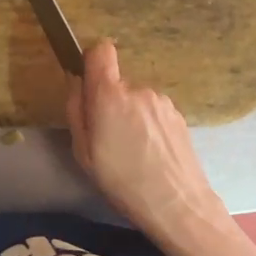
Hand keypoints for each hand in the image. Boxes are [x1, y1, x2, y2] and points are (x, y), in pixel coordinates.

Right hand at [65, 40, 229, 242]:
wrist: (178, 205)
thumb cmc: (122, 182)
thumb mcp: (84, 153)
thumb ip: (76, 111)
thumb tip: (76, 83)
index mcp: (110, 95)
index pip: (101, 50)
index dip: (92, 62)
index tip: (89, 86)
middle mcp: (138, 89)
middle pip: (118, 83)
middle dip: (110, 102)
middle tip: (109, 138)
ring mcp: (162, 102)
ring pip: (137, 99)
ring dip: (131, 115)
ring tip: (133, 151)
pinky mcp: (179, 116)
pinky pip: (154, 112)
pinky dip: (149, 126)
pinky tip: (152, 154)